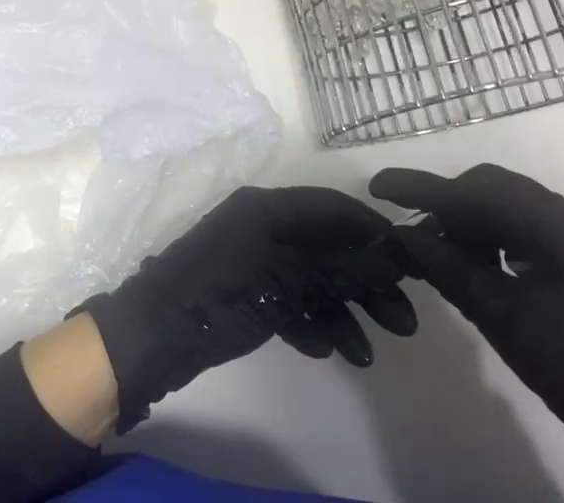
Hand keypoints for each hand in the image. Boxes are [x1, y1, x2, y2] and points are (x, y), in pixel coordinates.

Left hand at [79, 185, 417, 429]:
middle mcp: (261, 225)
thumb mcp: (287, 282)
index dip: (375, 234)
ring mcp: (250, 259)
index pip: (335, 208)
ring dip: (341, 312)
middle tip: (404, 323)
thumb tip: (395, 256)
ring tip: (365, 355)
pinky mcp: (240, 292)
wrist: (150, 338)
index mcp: (268, 207)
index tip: (412, 265)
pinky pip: (287, 299)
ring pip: (310, 279)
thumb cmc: (220, 296)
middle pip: (328, 248)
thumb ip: (342, 269)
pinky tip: (326, 350)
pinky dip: (309, 321)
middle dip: (365, 284)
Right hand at [370, 165, 563, 490]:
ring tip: (439, 249)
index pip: (481, 193)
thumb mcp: (499, 318)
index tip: (381, 187)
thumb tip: (400, 235)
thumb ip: (448, 269)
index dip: (427, 189)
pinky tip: (472, 257)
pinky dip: (490, 231)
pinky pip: (523, 221)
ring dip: (468, 217)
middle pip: (494, 187)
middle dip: (447, 203)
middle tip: (413, 230)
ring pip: (507, 201)